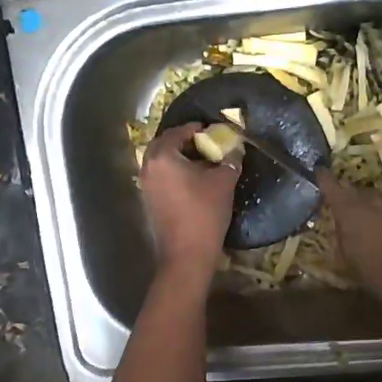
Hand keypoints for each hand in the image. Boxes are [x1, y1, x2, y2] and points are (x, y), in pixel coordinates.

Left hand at [140, 123, 240, 274]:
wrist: (187, 253)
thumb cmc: (205, 212)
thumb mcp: (224, 182)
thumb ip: (230, 160)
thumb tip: (235, 149)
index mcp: (163, 157)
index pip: (178, 132)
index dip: (195, 128)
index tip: (210, 129)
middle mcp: (148, 167)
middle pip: (164, 144)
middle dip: (183, 140)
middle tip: (203, 142)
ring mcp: (146, 185)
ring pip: (160, 161)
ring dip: (178, 157)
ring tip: (200, 161)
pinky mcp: (150, 200)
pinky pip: (160, 176)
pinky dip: (174, 172)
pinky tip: (192, 180)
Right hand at [317, 172, 381, 295]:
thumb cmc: (373, 273)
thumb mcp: (346, 261)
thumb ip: (341, 237)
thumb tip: (340, 226)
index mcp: (352, 211)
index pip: (334, 189)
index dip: (326, 180)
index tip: (321, 171)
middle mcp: (377, 200)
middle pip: (365, 195)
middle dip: (361, 203)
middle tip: (360, 217)